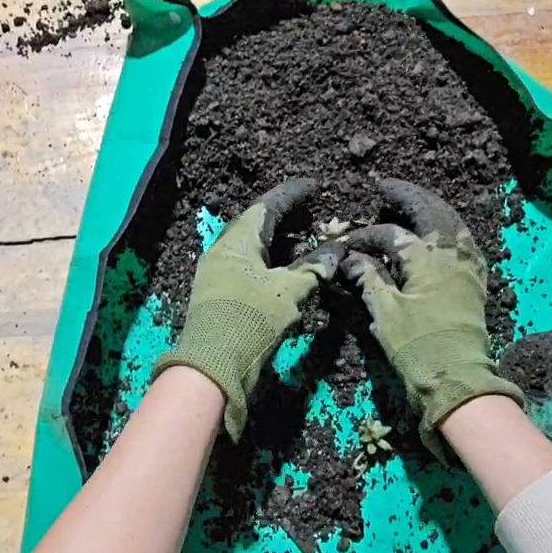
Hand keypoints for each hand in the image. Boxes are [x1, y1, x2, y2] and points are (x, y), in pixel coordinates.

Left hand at [154, 178, 341, 440]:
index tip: (314, 187)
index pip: (267, 206)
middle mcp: (223, 249)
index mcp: (237, 240)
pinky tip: (289, 269)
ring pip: (254, 246)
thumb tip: (338, 249)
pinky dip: (272, 261)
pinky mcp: (220, 292)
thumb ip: (315, 266)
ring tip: (308, 241)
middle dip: (288, 217)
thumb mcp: (291, 291)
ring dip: (281, 242)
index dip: (293, 194)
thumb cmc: (252, 319)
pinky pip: (250, 264)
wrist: (213, 365)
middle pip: (258, 223)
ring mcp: (218, 271)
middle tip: (313, 213)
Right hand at [339, 178, 523, 455]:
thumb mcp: (384, 311)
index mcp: (426, 255)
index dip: (365, 238)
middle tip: (385, 189)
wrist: (457, 377)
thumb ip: (368, 277)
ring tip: (410, 203)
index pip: (390, 234)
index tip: (347, 246)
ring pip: (450, 220)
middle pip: (428, 210)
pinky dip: (447, 227)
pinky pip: (462, 239)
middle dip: (405, 196)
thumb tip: (351, 258)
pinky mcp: (474, 277)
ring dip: (429, 207)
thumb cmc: (417, 345)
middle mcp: (451, 251)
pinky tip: (436, 230)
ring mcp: (467, 262)